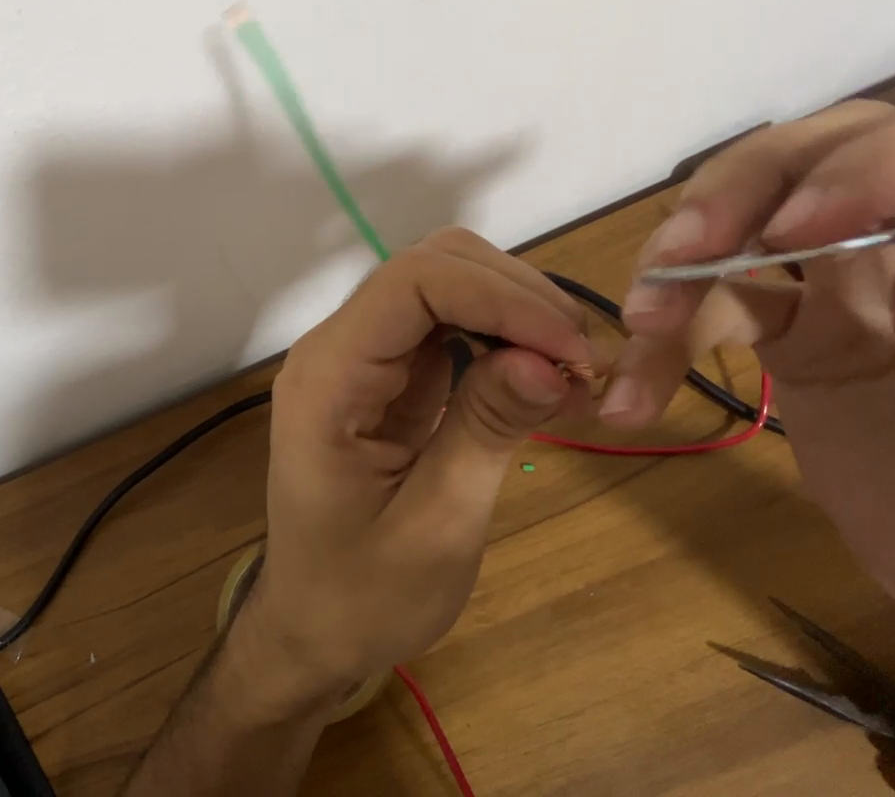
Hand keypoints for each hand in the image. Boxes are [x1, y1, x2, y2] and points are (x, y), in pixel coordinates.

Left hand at [245, 227, 597, 703]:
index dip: (500, 295)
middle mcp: (334, 350)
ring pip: (442, 288)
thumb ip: (484, 429)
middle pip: (429, 269)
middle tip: (583, 364)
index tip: (573, 349)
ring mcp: (357, 359)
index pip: (412, 282)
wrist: (311, 626)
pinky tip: (541, 379)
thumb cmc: (362, 595)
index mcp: (328, 378)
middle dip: (514, 297)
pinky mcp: (383, 377)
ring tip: (571, 373)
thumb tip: (547, 356)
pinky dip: (500, 338)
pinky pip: (445, 328)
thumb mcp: (435, 525)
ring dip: (514, 313)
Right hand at [608, 95, 894, 695]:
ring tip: (642, 325)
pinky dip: (665, 338)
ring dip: (683, 259)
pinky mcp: (801, 329)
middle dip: (745, 192)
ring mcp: (868, 282)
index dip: (882, 163)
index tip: (794, 231)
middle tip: (680, 254)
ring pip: (757, 214)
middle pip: (837, 154)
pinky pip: (718, 303)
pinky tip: (634, 394)